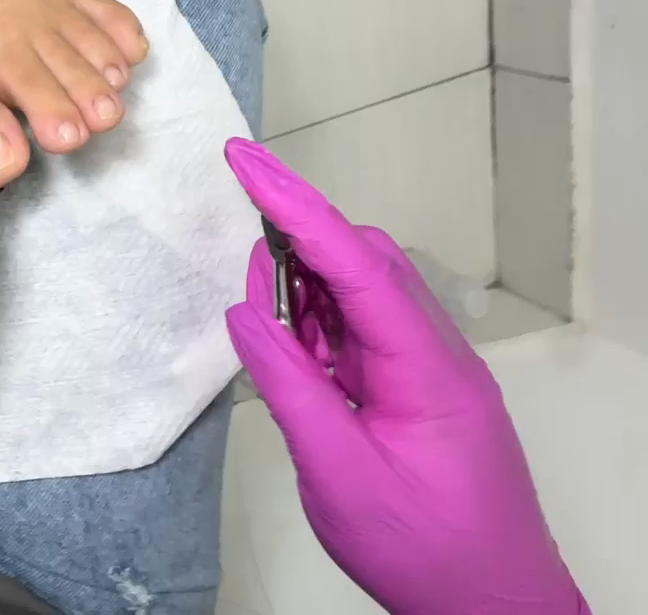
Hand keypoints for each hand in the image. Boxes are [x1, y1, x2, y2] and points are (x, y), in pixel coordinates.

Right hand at [222, 138, 587, 614]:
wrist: (492, 613)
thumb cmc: (421, 547)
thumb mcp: (339, 470)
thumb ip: (288, 385)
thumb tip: (244, 312)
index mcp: (427, 369)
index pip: (358, 266)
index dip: (297, 208)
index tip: (244, 161)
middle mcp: (432, 352)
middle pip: (364, 259)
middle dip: (296, 232)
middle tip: (240, 242)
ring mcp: (421, 366)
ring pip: (355, 287)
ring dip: (297, 284)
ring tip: (266, 322)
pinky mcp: (405, 382)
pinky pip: (350, 323)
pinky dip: (307, 317)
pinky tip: (287, 342)